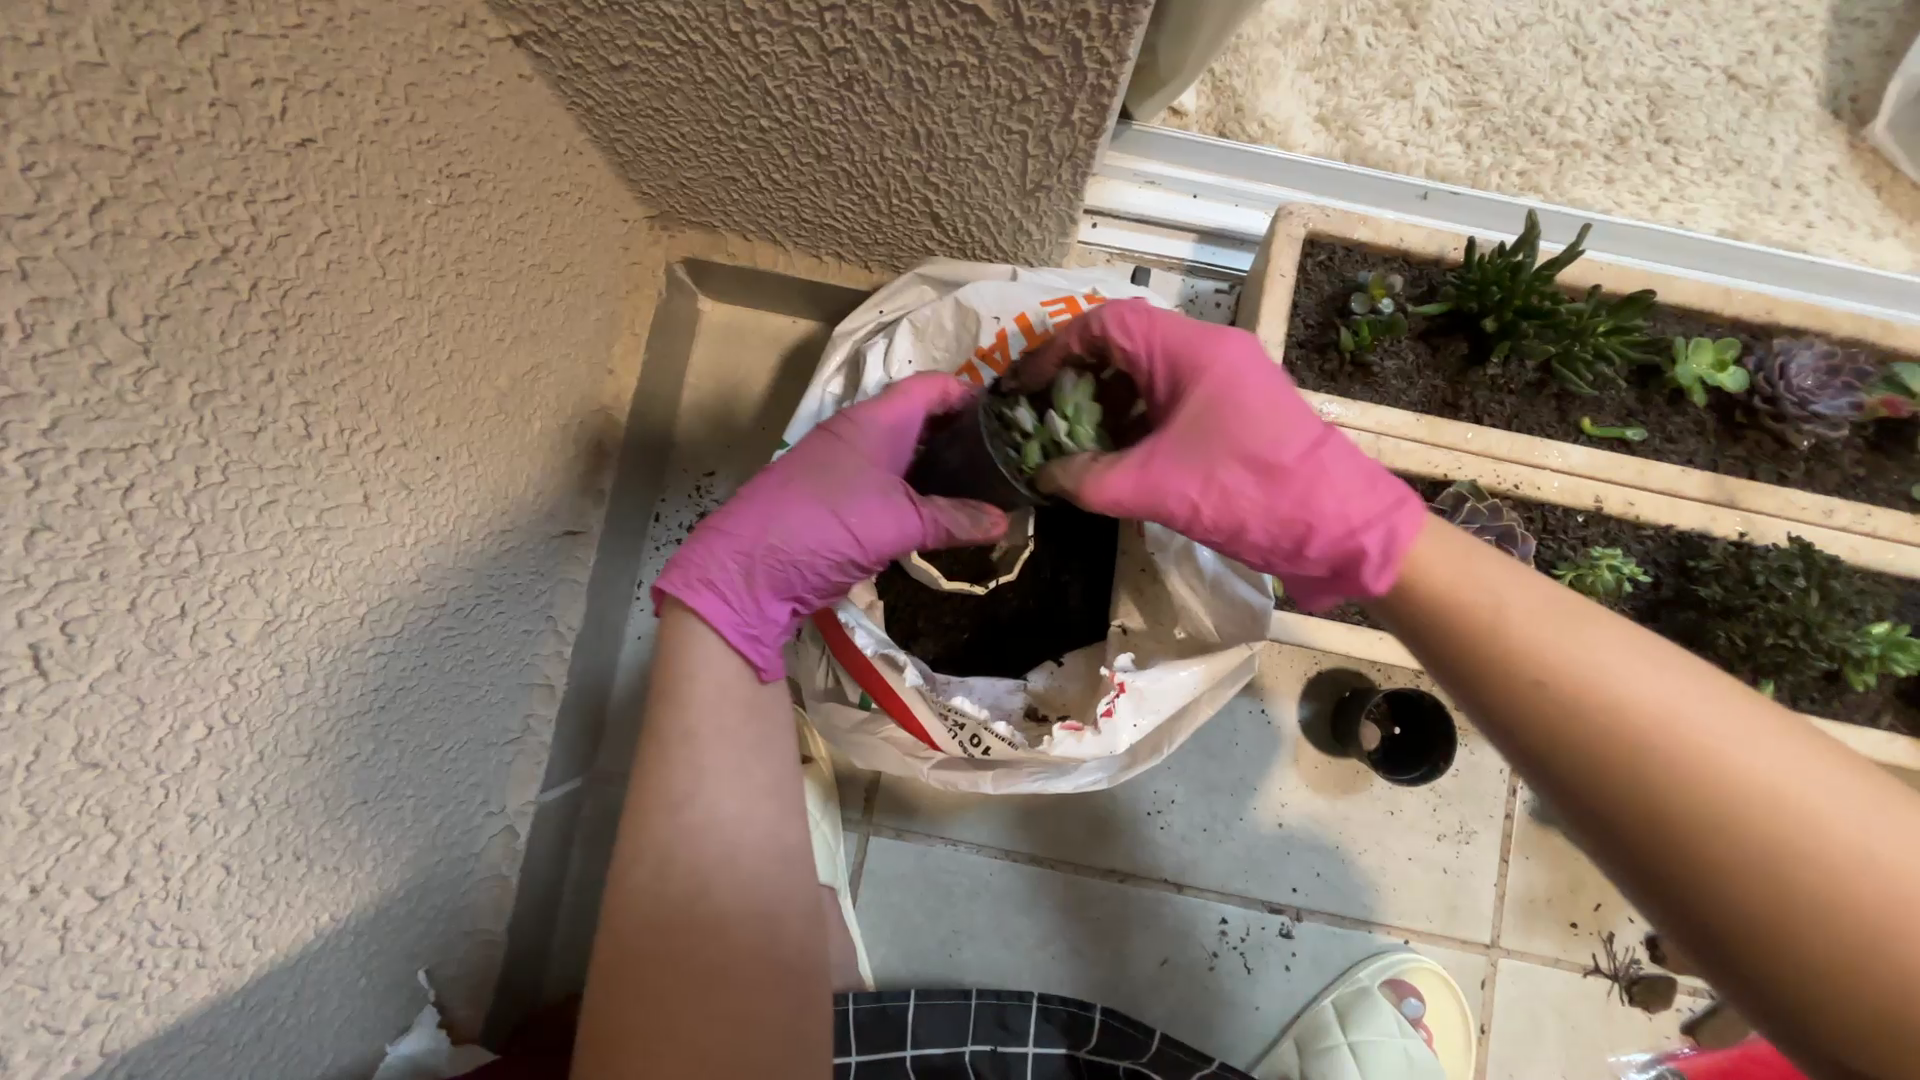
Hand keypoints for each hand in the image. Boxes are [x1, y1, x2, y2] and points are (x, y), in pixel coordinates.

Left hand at [653, 373, 1008, 680]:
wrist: (751, 569)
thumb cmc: (828, 525)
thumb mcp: (900, 523)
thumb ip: (955, 519)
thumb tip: (1007, 523)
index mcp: (877, 419)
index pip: (934, 386)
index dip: (972, 395)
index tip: (1008, 420)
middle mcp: (863, 433)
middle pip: (923, 419)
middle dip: (963, 436)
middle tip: (1004, 459)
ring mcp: (849, 466)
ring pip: (907, 455)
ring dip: (941, 470)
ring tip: (984, 487)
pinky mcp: (841, 499)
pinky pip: (890, 486)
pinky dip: (918, 495)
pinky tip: (943, 515)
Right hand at [1007, 298, 1425, 608]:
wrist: (1338, 524)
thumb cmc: (1246, 491)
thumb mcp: (1155, 487)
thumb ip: (1088, 480)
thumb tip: (1042, 476)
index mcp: (1189, 350)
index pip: (1107, 322)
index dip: (1056, 349)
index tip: (1024, 385)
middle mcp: (1207, 351)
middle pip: (1123, 344)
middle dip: (1076, 377)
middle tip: (1041, 413)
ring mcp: (1223, 380)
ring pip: (1145, 374)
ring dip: (1103, 403)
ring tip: (1069, 439)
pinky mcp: (1232, 410)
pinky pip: (1167, 400)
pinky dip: (1132, 421)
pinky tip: (1111, 455)